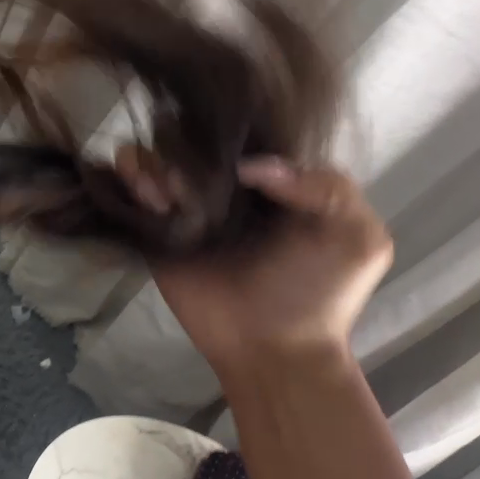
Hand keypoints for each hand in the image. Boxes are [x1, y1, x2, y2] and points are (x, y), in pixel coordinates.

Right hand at [117, 149, 392, 375]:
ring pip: (147, 153)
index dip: (225, 130)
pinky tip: (150, 202)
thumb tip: (248, 165)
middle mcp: (219, 183)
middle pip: (184, 136)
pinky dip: (126, 179)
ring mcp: (180, 201)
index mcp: (267, 178)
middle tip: (192, 182)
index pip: (235, 131)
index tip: (229, 157)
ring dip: (150, 164)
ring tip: (165, 197)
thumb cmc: (318, 292)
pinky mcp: (147, 222)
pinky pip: (121, 183)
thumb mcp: (358, 239)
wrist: (272, 348)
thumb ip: (327, 188)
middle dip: (180, 146)